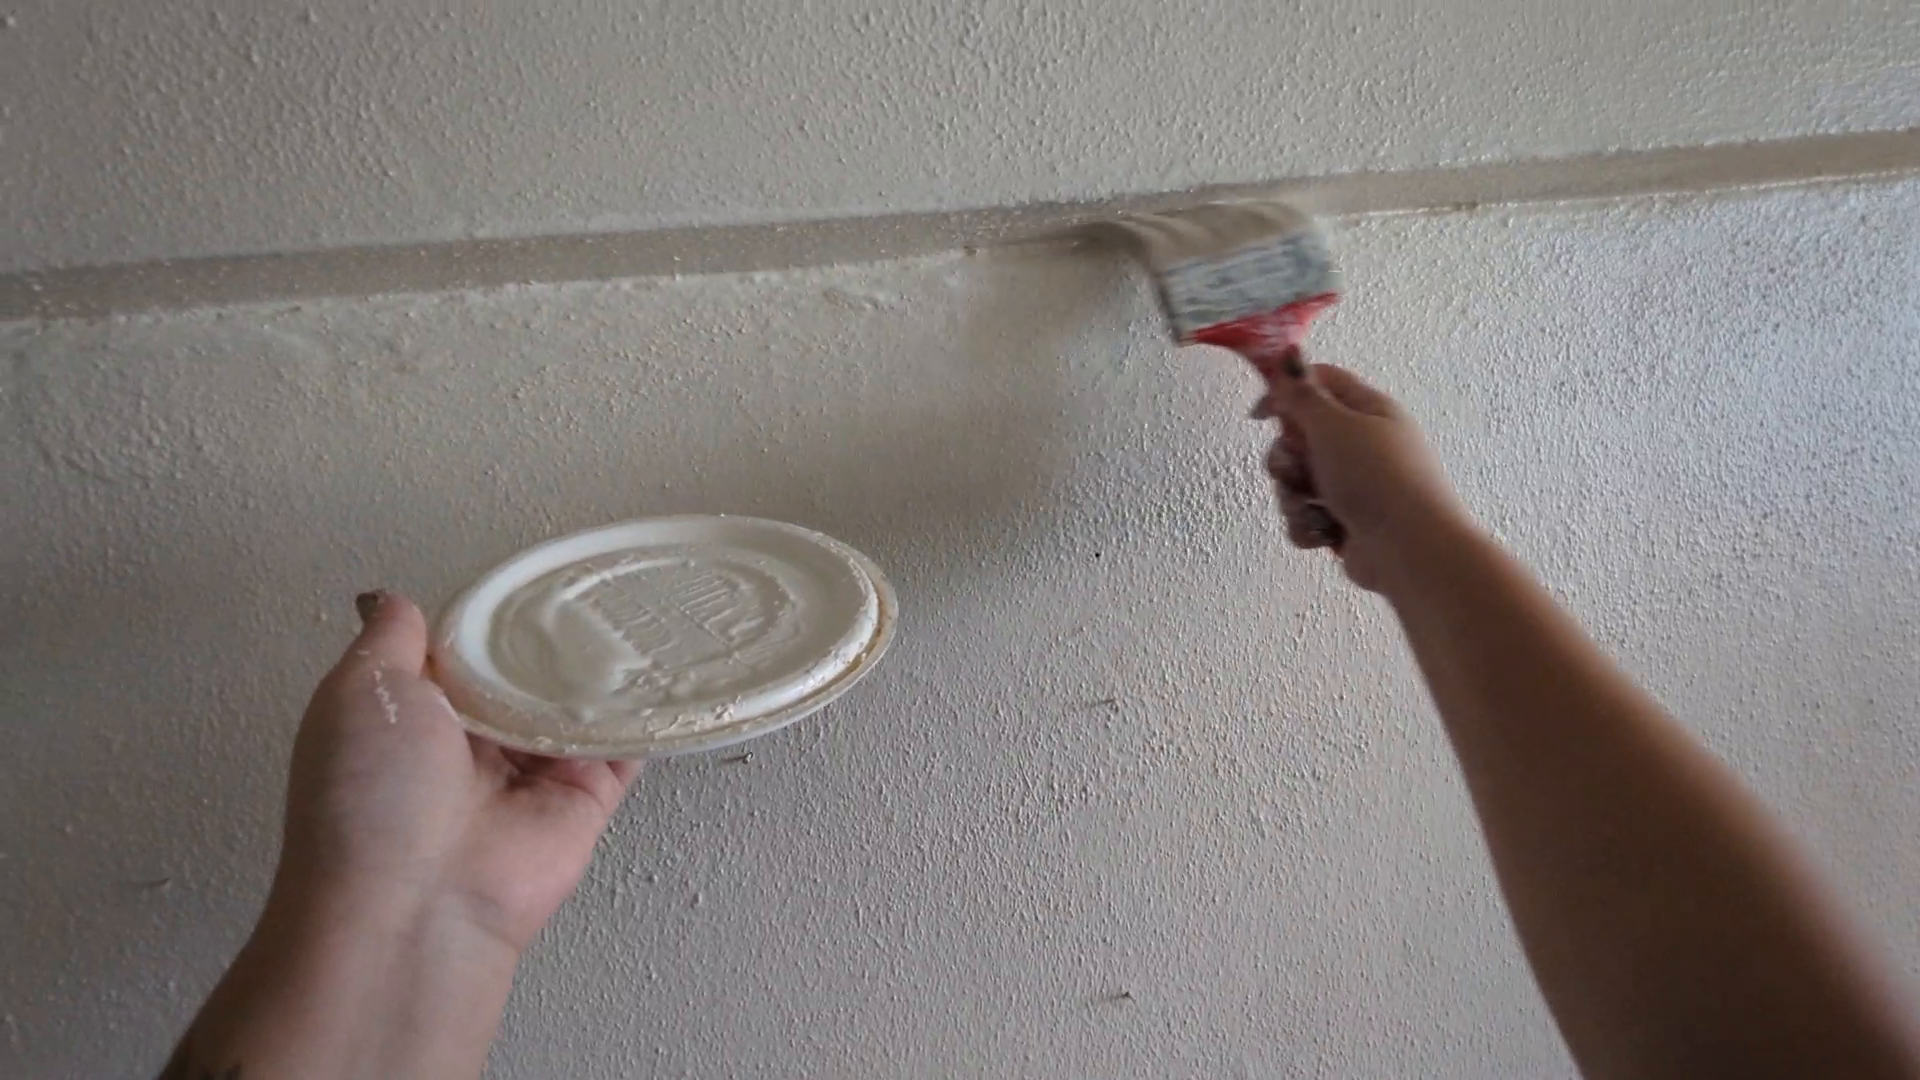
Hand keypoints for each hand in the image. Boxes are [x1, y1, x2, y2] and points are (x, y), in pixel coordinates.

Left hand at [276, 591, 639, 954]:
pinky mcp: (589, 793)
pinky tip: (666, 680)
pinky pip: (626, 745)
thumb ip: (389, 640)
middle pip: (537, 677)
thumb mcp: (361, 695)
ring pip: (584, 706)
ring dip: (609, 676)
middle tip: (599, 594)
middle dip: (563, 642)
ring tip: (643, 623)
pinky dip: (645, 718)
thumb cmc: (372, 799)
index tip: (533, 580)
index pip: (473, 653)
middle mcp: (484, 743)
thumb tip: (386, 598)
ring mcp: (541, 770)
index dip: (500, 616)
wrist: (423, 897)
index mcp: (427, 717)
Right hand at [1257, 359, 1475, 592]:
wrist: (1407, 549)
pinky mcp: (1341, 521)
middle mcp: (1359, 445)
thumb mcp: (1334, 426)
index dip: (1285, 393)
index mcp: (1366, 411)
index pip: (1319, 384)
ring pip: (1294, 482)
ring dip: (1293, 498)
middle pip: (1297, 439)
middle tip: (1296, 470)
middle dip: (1285, 460)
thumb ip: (1303, 395)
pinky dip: (1307, 525)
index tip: (1259, 415)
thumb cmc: (1376, 478)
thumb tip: (1289, 355)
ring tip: (1313, 509)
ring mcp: (1350, 485)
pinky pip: (1303, 515)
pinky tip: (1325, 533)